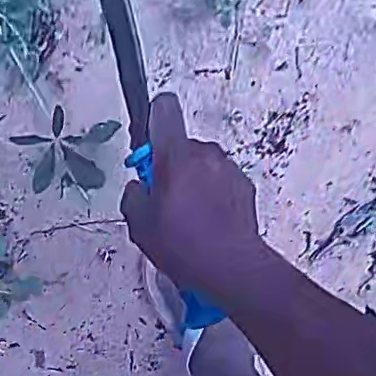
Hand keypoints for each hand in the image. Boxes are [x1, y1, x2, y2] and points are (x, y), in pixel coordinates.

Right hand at [120, 93, 284, 305]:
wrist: (227, 264)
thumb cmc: (184, 245)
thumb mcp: (139, 224)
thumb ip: (133, 196)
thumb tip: (137, 188)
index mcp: (175, 158)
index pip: (164, 111)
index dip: (152, 119)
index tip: (147, 140)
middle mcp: (205, 155)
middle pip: (181, 146)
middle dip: (168, 167)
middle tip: (159, 198)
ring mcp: (227, 168)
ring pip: (200, 165)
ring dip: (189, 182)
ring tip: (180, 217)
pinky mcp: (242, 185)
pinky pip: (218, 181)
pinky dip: (208, 195)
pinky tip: (199, 222)